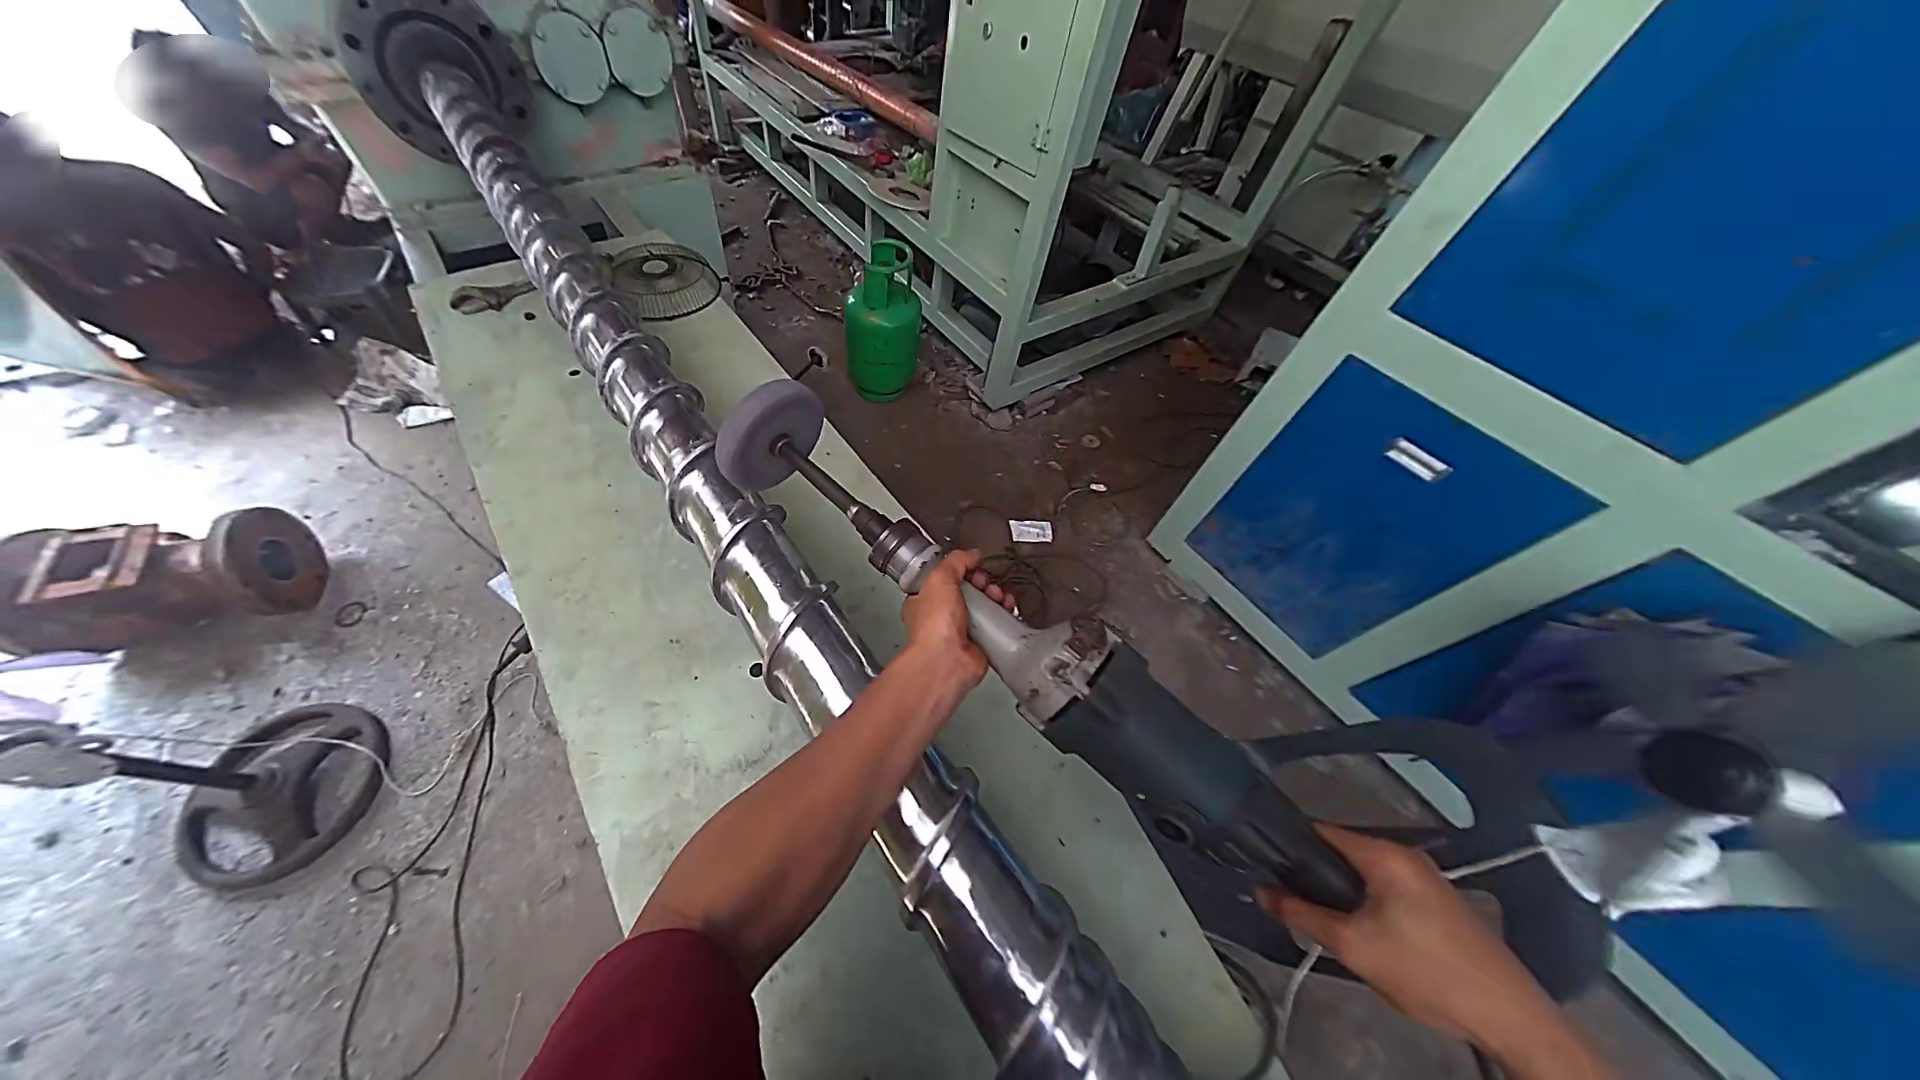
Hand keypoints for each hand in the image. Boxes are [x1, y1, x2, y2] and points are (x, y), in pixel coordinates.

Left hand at [899, 550, 1013, 690]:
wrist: (947, 660)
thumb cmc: (934, 623)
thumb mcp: (940, 578)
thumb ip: (956, 562)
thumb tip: (972, 554)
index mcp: (924, 600)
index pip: (945, 579)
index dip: (961, 570)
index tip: (972, 566)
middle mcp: (942, 616)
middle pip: (968, 591)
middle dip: (981, 582)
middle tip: (985, 582)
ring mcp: (962, 630)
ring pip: (984, 606)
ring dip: (994, 595)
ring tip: (997, 594)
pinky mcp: (981, 643)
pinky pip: (996, 623)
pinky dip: (1004, 612)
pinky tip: (1008, 605)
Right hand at [1257, 827, 1591, 1072]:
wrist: (1511, 1018)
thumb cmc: (1426, 972)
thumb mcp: (1353, 946)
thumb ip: (1301, 914)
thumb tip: (1261, 891)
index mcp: (1385, 853)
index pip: (1320, 831)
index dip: (1289, 845)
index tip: (1268, 866)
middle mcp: (1406, 855)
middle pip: (1342, 853)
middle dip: (1316, 876)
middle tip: (1294, 902)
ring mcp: (1427, 878)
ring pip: (1365, 875)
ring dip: (1343, 893)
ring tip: (1325, 920)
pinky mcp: (1439, 901)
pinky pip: (1387, 889)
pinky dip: (1368, 903)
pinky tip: (1364, 933)